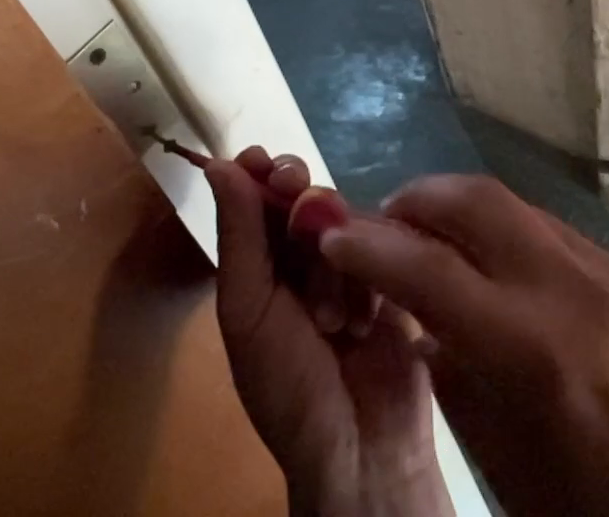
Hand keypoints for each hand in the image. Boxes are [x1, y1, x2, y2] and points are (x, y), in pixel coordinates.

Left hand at [207, 149, 453, 516]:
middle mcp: (301, 259)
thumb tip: (216, 163)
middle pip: (301, 199)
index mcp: (259, 265)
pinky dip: (371, 273)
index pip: (256, 200)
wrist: (361, 450)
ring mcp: (349, 267)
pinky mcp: (392, 278)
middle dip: (297, 195)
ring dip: (333, 260)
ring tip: (335, 322)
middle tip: (294, 190)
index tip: (259, 157)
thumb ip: (238, 236)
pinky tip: (367, 320)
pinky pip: (383, 246)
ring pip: (342, 221)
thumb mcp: (248, 311)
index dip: (257, 172)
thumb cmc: (289, 386)